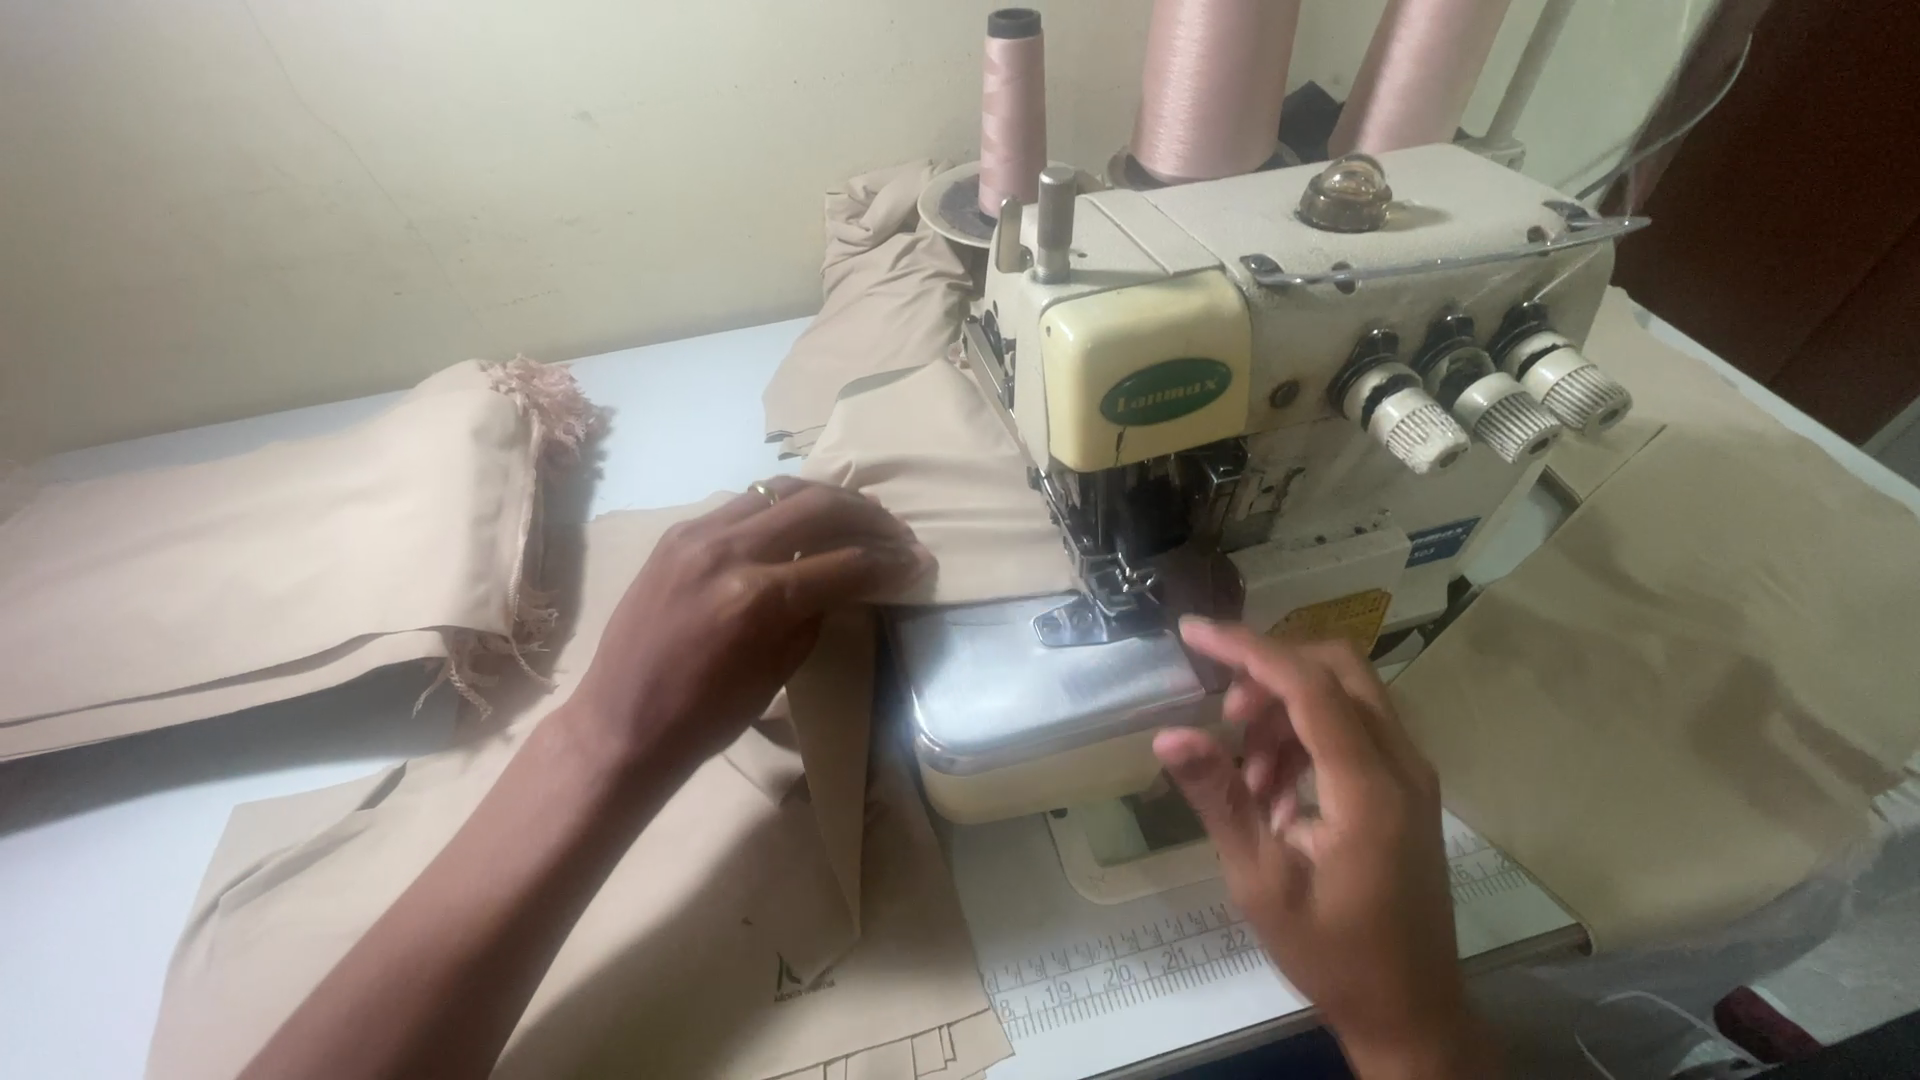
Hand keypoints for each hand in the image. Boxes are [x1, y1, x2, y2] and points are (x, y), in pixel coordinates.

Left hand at [567, 477, 930, 777]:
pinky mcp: (678, 533)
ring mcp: (697, 534)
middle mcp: (728, 550)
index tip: (919, 561)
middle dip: (869, 517)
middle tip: (896, 534)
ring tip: (857, 517)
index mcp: (757, 597)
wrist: (622, 720)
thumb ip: (817, 612)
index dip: (891, 562)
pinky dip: (782, 507)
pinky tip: (800, 524)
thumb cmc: (708, 716)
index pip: (845, 563)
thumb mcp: (780, 669)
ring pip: (780, 490)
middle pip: (819, 506)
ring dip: (827, 500)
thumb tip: (851, 578)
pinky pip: (744, 503)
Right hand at [1154, 619, 1496, 1079]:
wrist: (1411, 1012)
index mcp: (1369, 787)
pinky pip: (1352, 727)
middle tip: (1225, 710)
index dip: (1246, 649)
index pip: (1308, 685)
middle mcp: (1402, 764)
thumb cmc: (1332, 952)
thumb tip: (1168, 734)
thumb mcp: (1260, 881)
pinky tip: (1274, 789)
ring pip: (1345, 694)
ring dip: (1285, 709)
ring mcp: (1411, 773)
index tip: (1192, 633)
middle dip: (1270, 669)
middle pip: (1338, 668)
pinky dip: (1305, 734)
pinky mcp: (1406, 787)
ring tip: (1246, 770)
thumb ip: (1218, 798)